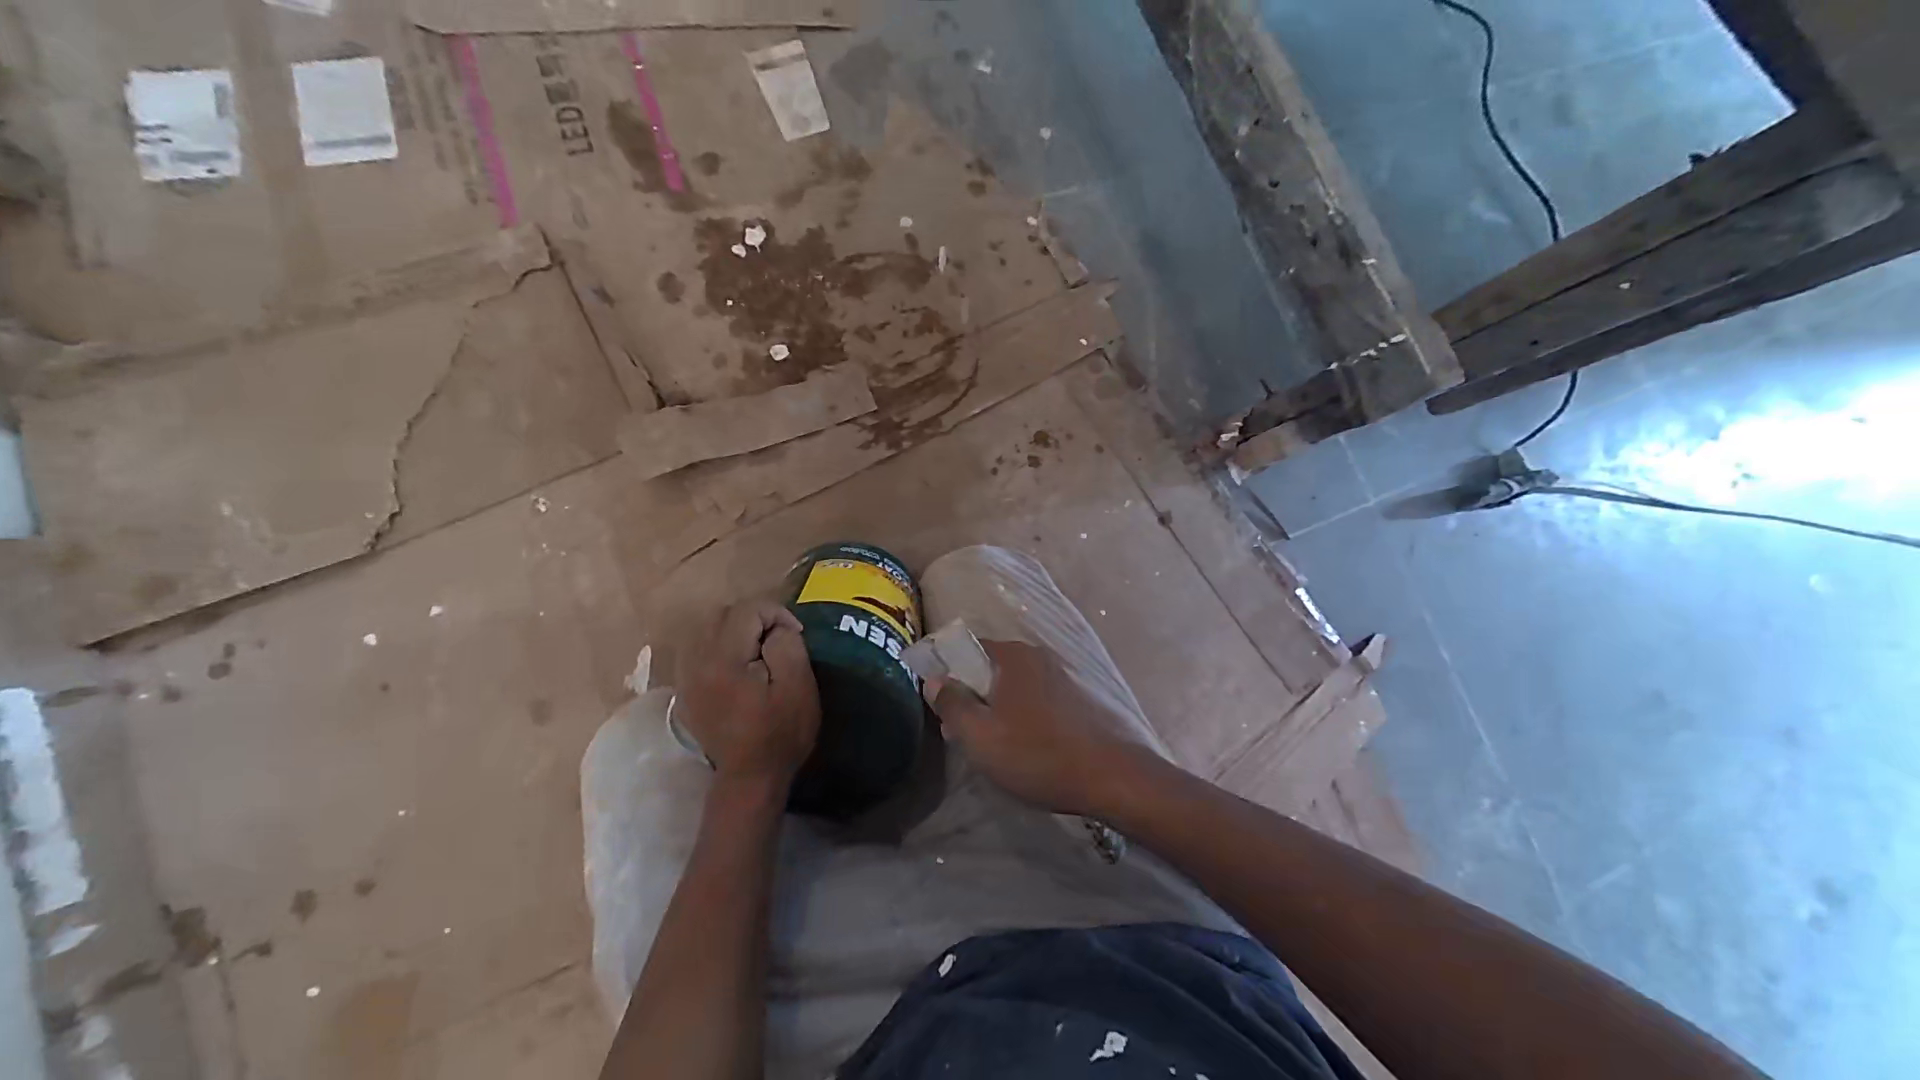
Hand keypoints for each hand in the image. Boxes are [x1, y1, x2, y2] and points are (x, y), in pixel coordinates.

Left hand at [678, 601, 820, 790]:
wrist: (750, 777)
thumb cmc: (780, 732)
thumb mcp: (798, 684)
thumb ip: (786, 644)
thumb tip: (775, 627)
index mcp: (723, 659)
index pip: (747, 610)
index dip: (776, 614)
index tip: (795, 636)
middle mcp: (696, 661)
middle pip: (723, 614)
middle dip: (755, 618)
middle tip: (779, 639)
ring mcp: (687, 677)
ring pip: (708, 629)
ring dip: (737, 630)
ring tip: (760, 650)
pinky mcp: (687, 690)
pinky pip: (700, 650)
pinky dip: (721, 646)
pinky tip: (739, 665)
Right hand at [930, 640, 1158, 816]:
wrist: (1112, 776)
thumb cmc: (1037, 753)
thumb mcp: (979, 736)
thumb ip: (951, 704)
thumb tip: (934, 679)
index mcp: (1011, 655)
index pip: (966, 649)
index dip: (946, 673)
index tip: (937, 705)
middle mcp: (1037, 656)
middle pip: (990, 668)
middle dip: (971, 696)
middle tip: (960, 734)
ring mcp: (1062, 676)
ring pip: (1014, 686)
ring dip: (996, 709)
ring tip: (991, 747)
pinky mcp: (1079, 698)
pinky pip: (1036, 699)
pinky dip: (1022, 716)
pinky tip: (1024, 747)